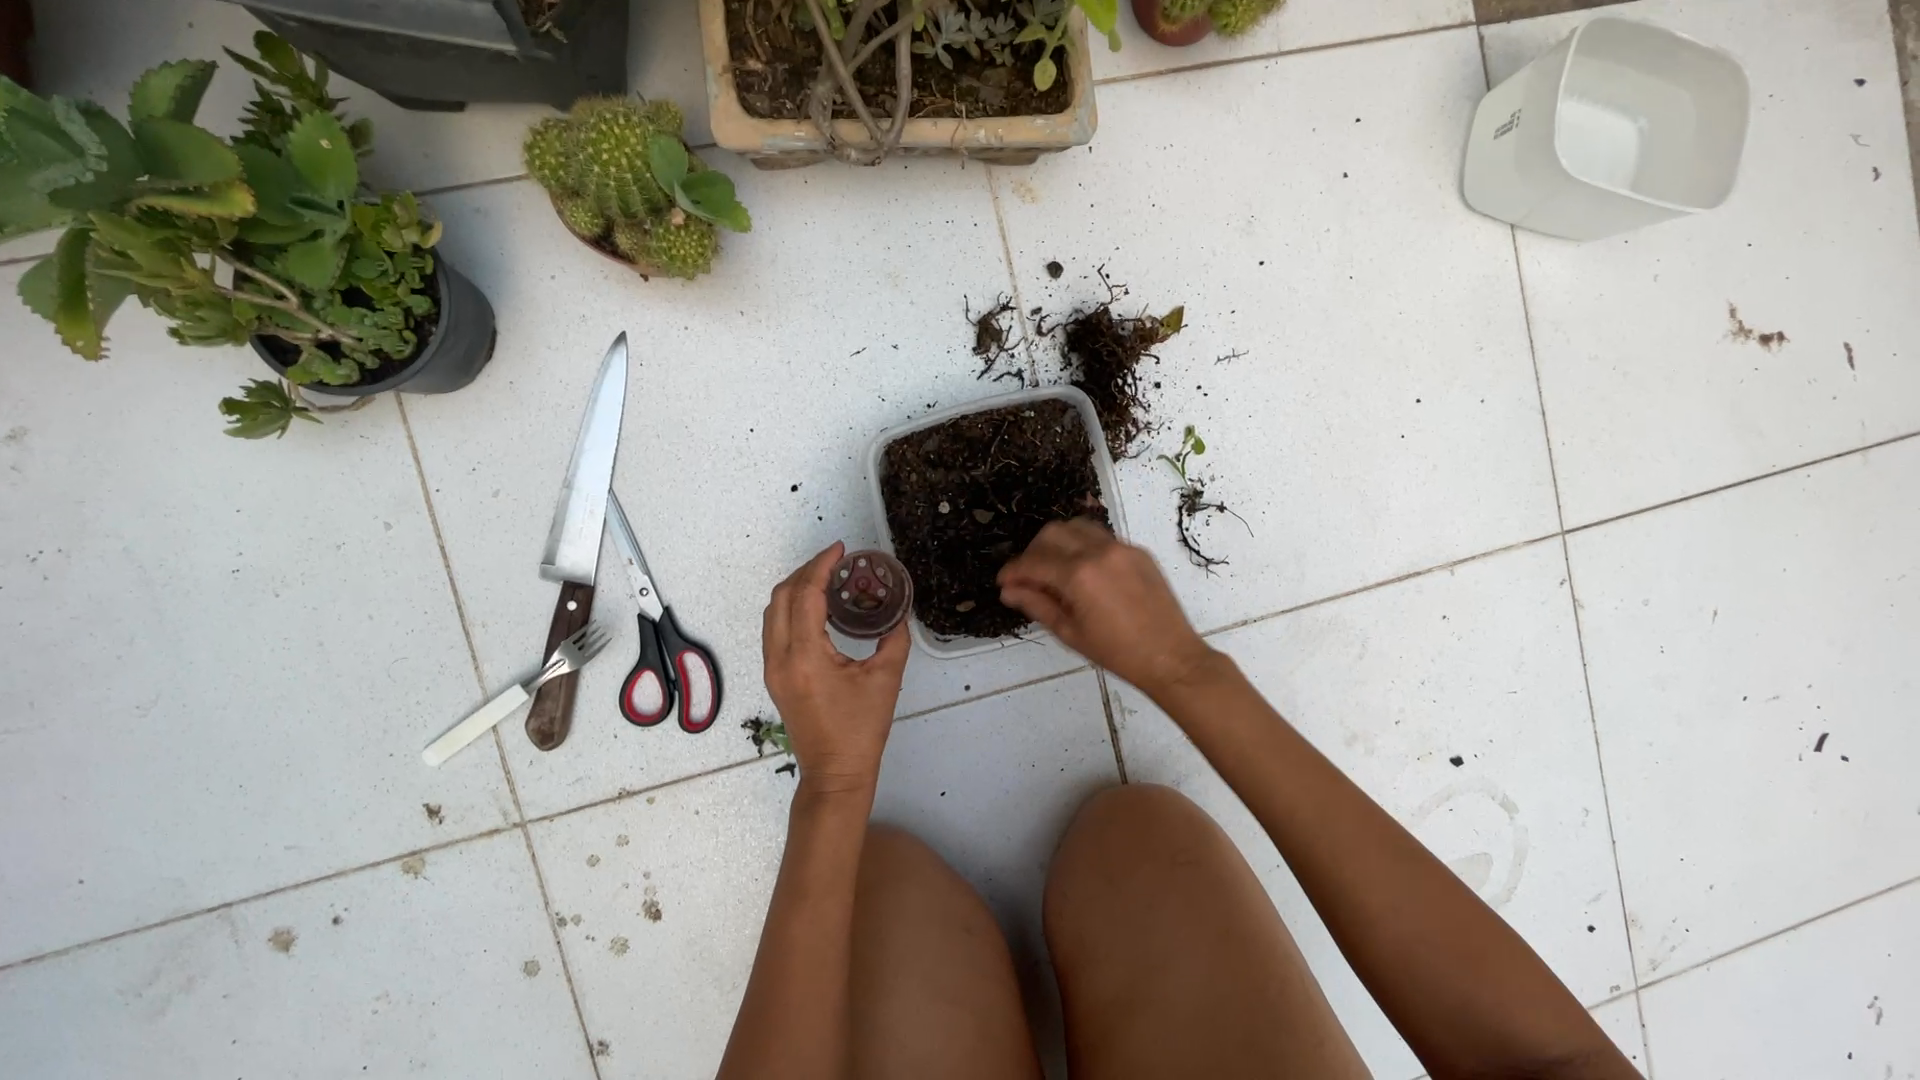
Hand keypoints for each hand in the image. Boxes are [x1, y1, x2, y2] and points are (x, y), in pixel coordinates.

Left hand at [762, 541, 911, 794]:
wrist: (834, 773)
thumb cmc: (861, 730)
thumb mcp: (886, 680)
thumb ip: (893, 639)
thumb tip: (897, 613)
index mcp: (806, 657)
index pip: (805, 595)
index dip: (821, 566)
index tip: (840, 549)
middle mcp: (780, 658)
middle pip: (781, 596)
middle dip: (806, 571)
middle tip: (835, 561)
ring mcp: (772, 668)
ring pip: (773, 611)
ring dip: (795, 588)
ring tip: (826, 578)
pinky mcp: (774, 676)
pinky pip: (774, 628)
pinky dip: (791, 607)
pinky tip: (816, 606)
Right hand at [998, 519, 1215, 697]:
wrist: (1170, 656)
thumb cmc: (1117, 653)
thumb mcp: (1070, 633)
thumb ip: (1037, 605)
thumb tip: (1009, 591)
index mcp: (1079, 575)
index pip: (1033, 562)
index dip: (1013, 571)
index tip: (1003, 582)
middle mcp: (1099, 551)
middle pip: (1051, 533)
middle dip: (1033, 552)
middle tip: (1028, 576)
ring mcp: (1121, 547)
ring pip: (1077, 527)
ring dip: (1058, 542)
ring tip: (1054, 569)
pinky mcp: (1138, 551)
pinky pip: (1101, 537)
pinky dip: (1083, 546)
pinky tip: (1083, 571)